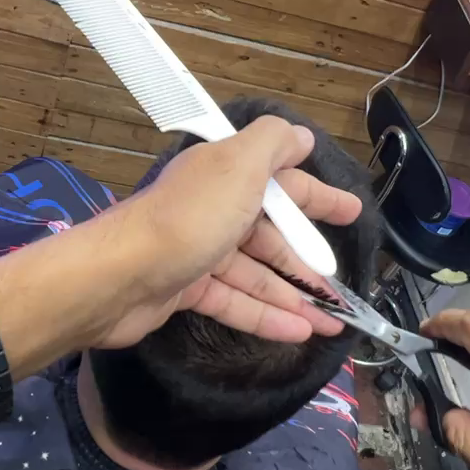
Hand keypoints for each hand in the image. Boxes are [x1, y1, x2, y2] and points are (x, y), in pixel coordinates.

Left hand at [92, 116, 360, 348]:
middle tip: (343, 286)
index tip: (351, 211)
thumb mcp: (238, 165)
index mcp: (227, 177)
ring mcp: (198, 252)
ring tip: (331, 323)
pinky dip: (267, 316)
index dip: (319, 197)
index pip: (283, 185)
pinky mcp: (185, 290)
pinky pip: (235, 301)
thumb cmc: (187, 219)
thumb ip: (272, 143)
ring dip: (294, 297)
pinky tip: (299, 332)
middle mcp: (213, 211)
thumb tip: (299, 136)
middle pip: (271, 235)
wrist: (118, 275)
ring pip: (256, 274)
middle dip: (309, 259)